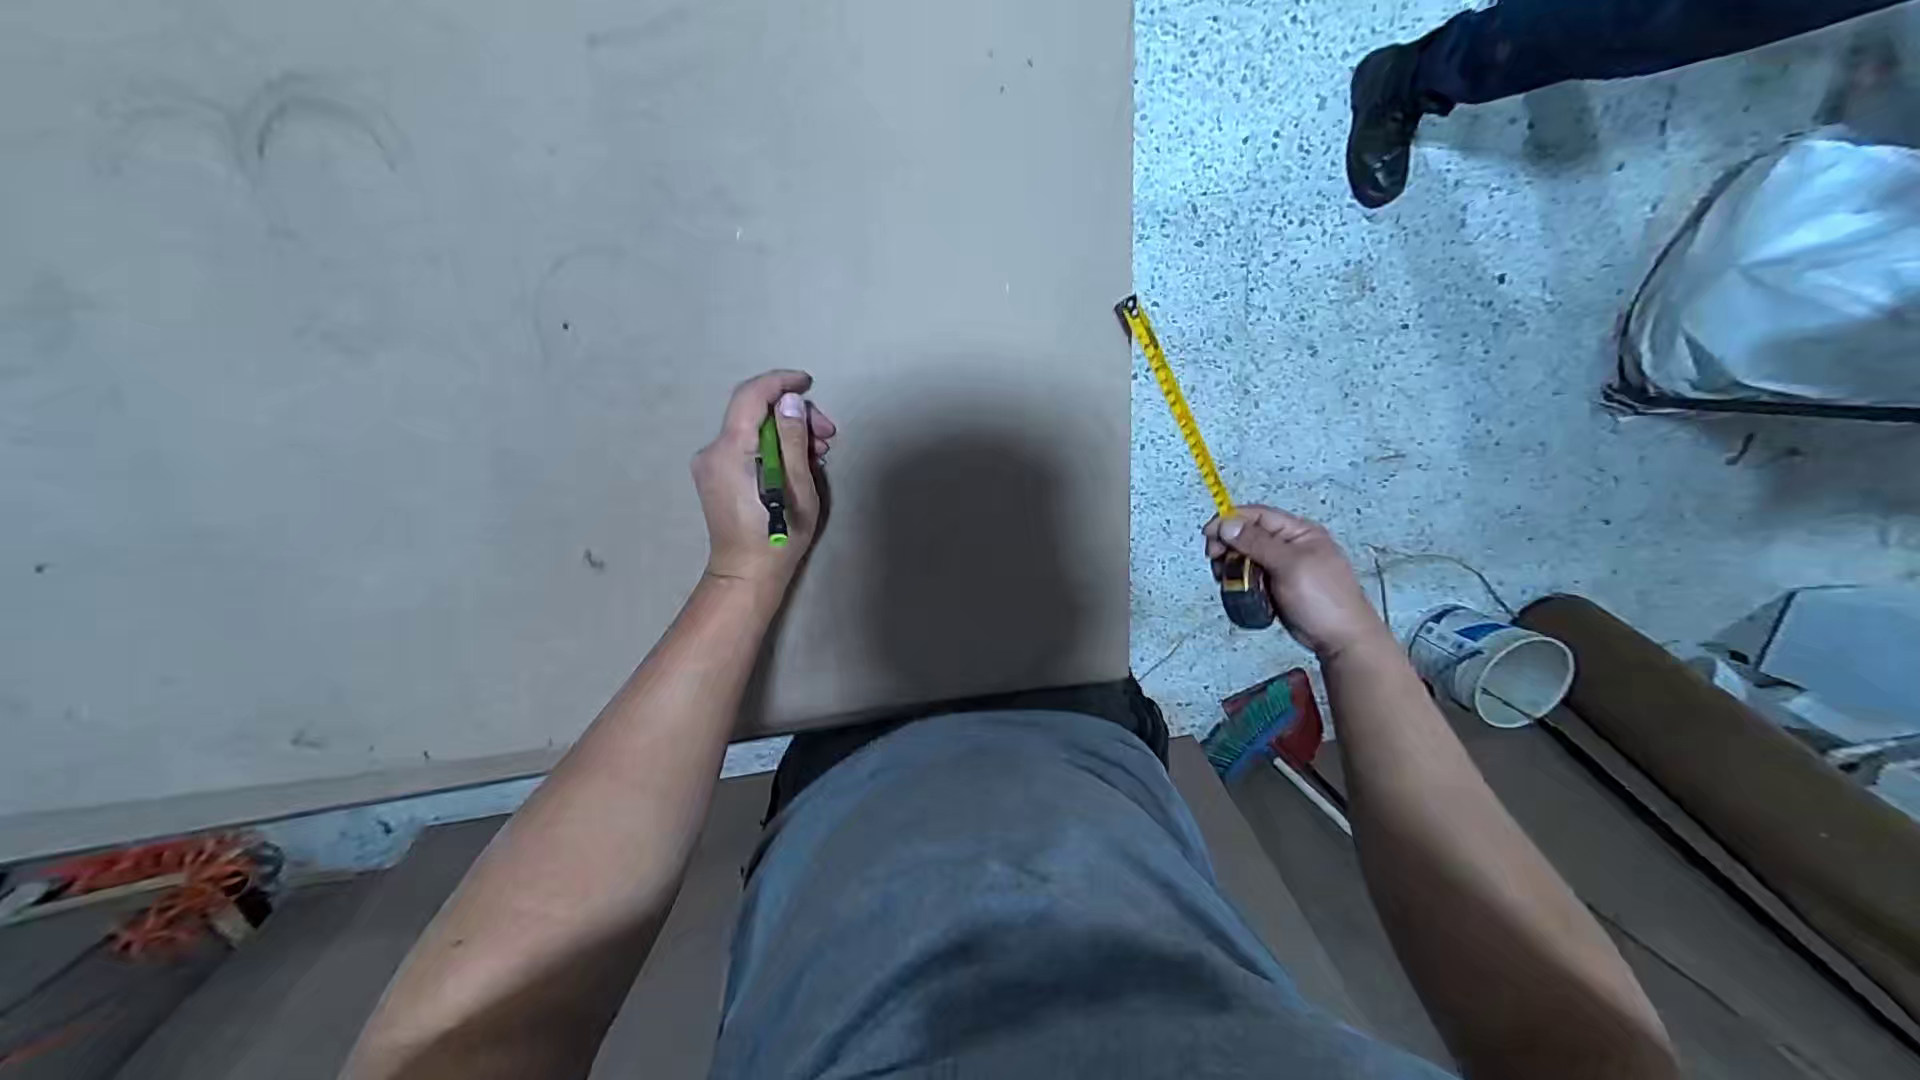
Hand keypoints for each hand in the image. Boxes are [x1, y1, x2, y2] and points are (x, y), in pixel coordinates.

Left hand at [692, 370, 836, 590]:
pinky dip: (772, 446)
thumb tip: (790, 402)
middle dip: (793, 415)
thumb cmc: (778, 536)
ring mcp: (710, 464)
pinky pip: (745, 446)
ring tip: (819, 453)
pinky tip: (797, 463)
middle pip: (753, 413)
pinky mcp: (715, 475)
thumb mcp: (798, 488)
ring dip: (785, 433)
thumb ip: (793, 440)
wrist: (746, 574)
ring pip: (751, 430)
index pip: (751, 396)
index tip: (808, 383)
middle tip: (827, 435)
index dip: (781, 382)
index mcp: (731, 451)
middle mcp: (712, 451)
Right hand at [1203, 505, 1389, 660]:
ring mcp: (1280, 566)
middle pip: (1246, 534)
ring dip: (1229, 563)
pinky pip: (1247, 574)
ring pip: (1244, 555)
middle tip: (1215, 559)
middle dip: (1226, 544)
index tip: (1208, 534)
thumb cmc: (1323, 599)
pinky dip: (1236, 577)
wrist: (1340, 639)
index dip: (1229, 521)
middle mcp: (1287, 545)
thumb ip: (1257, 543)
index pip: (1257, 516)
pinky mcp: (1273, 584)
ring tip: (1224, 577)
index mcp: (1298, 532)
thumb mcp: (1289, 565)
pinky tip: (1232, 586)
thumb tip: (1227, 524)